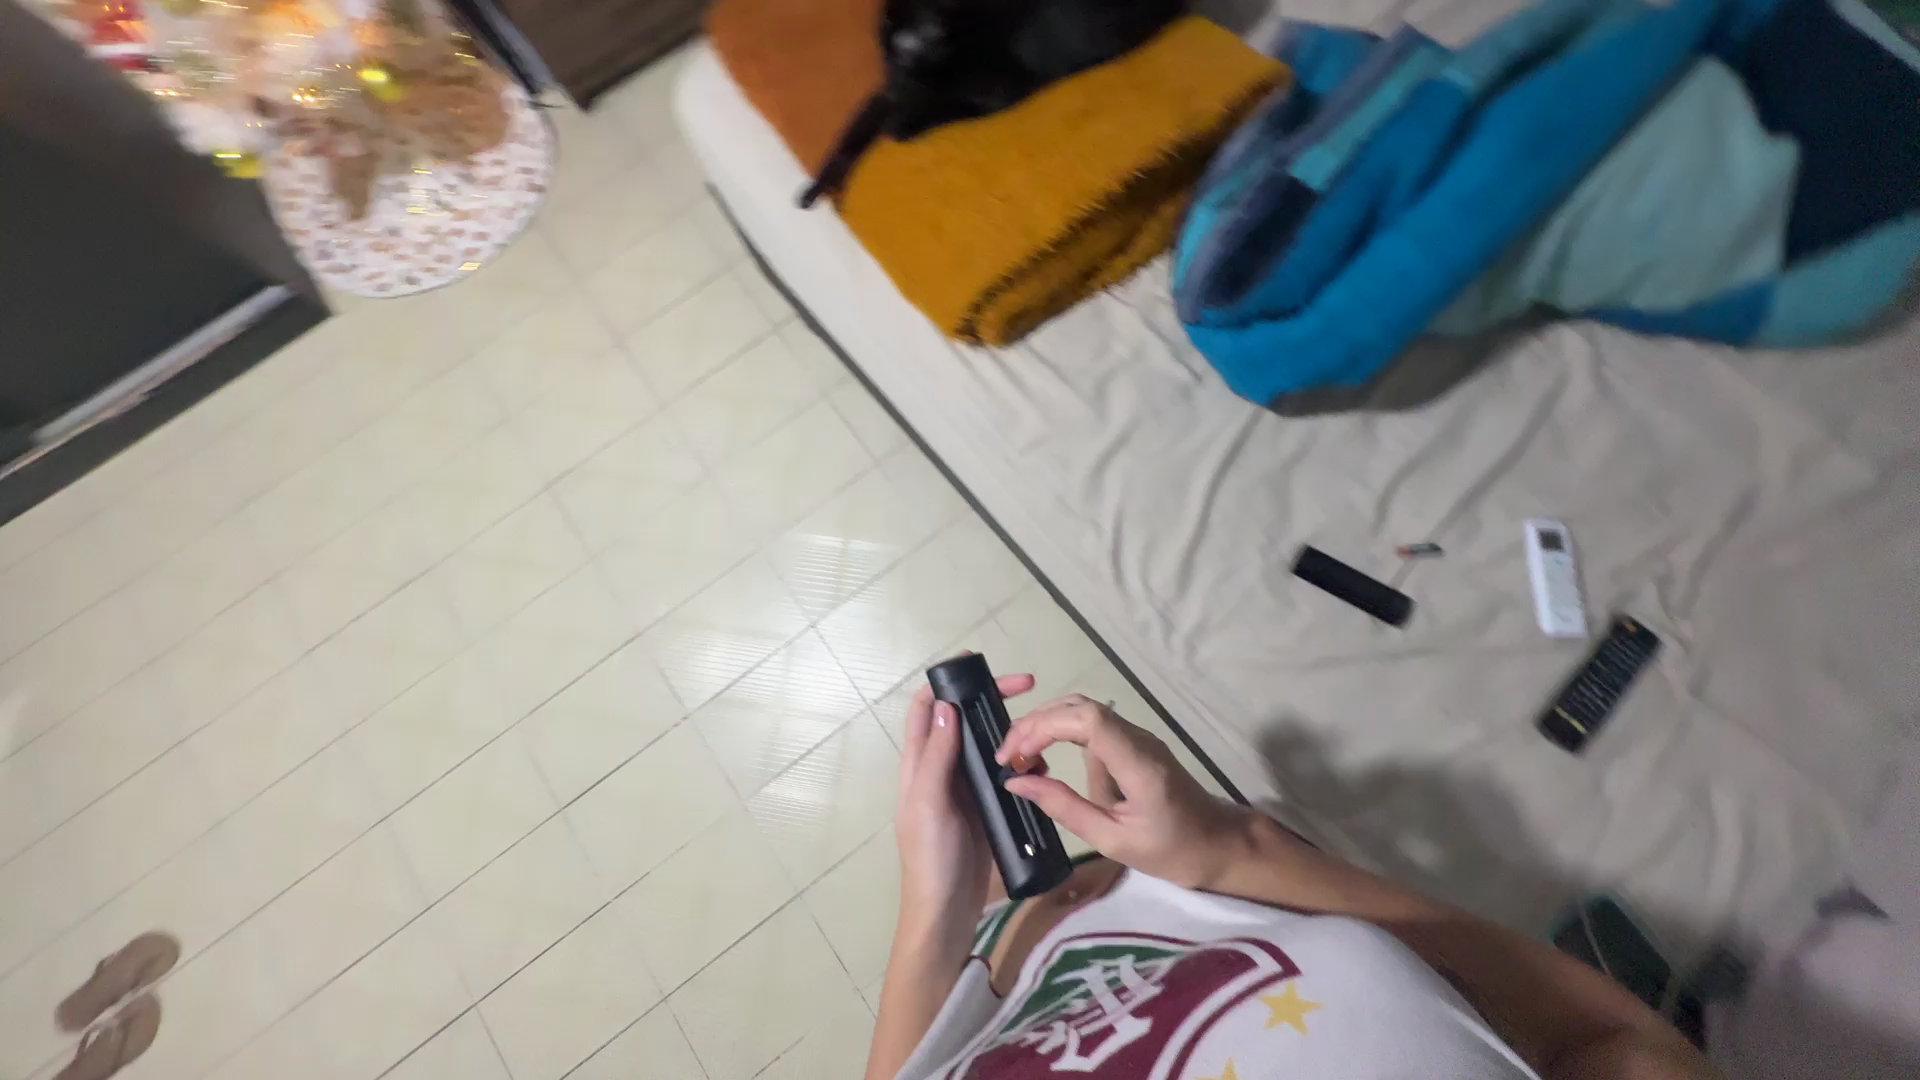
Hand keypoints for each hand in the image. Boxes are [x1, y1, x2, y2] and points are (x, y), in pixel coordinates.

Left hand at [895, 668, 1036, 939]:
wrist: (949, 913)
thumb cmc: (930, 857)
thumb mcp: (928, 804)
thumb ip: (936, 757)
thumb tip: (945, 705)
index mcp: (920, 762)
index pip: (927, 707)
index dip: (946, 682)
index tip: (978, 665)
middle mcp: (943, 768)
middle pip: (964, 719)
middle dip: (991, 698)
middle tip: (1028, 686)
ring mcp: (967, 787)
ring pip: (989, 744)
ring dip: (1012, 732)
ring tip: (1040, 733)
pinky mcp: (989, 806)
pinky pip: (1007, 773)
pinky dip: (1024, 763)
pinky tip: (1043, 768)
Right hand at [998, 695, 1250, 888]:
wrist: (1221, 845)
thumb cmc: (1172, 851)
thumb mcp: (1113, 841)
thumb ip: (1065, 808)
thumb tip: (1018, 782)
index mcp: (1138, 763)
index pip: (1088, 720)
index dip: (1044, 726)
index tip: (1016, 755)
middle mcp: (1138, 738)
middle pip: (1079, 706)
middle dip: (1035, 722)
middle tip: (1006, 754)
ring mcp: (1137, 735)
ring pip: (1083, 708)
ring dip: (1045, 722)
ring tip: (1018, 753)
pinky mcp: (1133, 741)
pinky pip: (1091, 722)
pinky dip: (1059, 729)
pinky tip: (1042, 752)